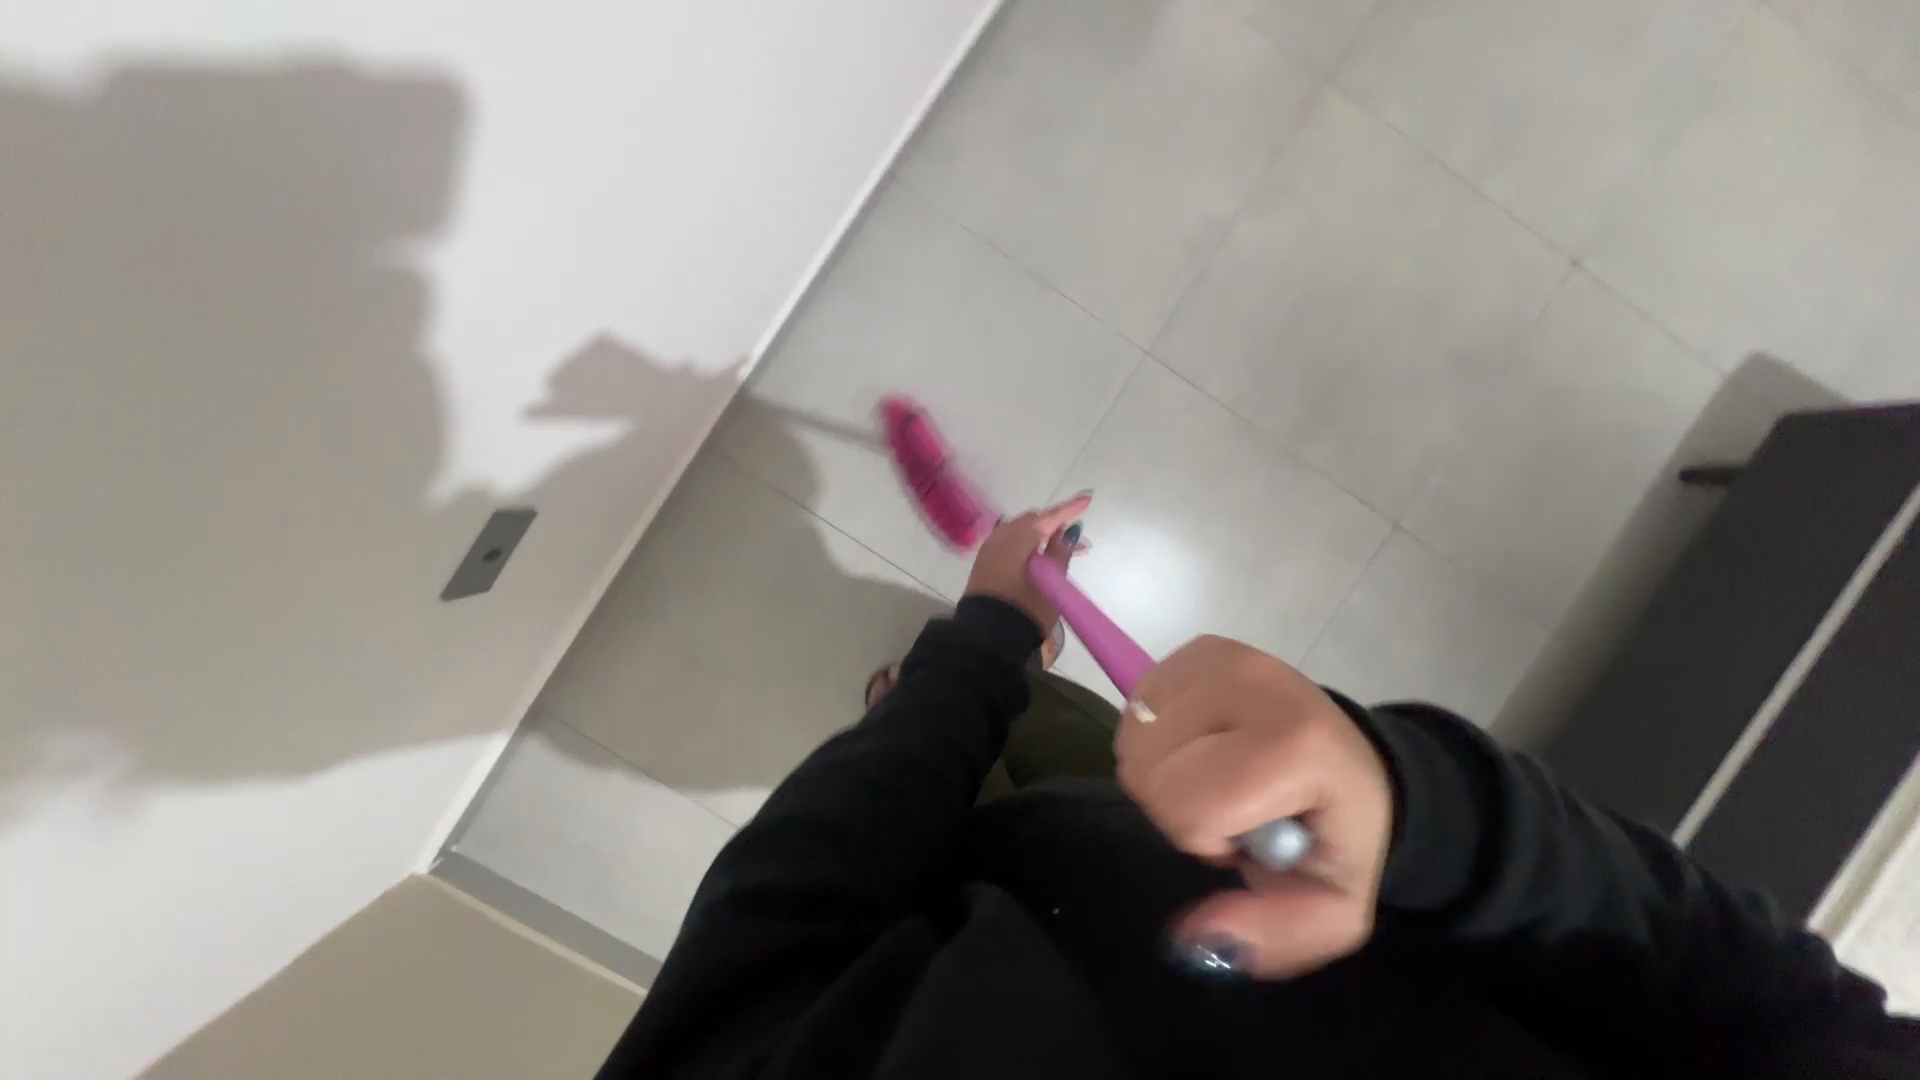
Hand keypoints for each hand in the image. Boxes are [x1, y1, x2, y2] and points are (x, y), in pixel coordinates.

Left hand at [961, 492, 1091, 633]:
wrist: (986, 639)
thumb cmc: (1025, 611)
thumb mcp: (1050, 584)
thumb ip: (1060, 554)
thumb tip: (1068, 532)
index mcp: (1017, 540)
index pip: (1048, 518)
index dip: (1069, 509)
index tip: (1088, 499)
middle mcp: (1000, 538)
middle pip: (1032, 522)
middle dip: (1054, 526)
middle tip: (1076, 541)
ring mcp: (989, 550)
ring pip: (1020, 533)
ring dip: (1041, 537)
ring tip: (1062, 551)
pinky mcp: (985, 563)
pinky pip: (1010, 544)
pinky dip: (1027, 546)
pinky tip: (1040, 558)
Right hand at [1116, 635, 1392, 978]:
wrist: (1351, 758)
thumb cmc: (1335, 831)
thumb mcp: (1329, 908)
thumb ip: (1269, 936)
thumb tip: (1189, 939)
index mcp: (1294, 744)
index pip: (1187, 801)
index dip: (1202, 836)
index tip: (1242, 836)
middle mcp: (1251, 681)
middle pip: (1146, 768)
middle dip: (1175, 805)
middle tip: (1225, 807)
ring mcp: (1218, 655)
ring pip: (1132, 735)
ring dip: (1162, 770)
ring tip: (1214, 774)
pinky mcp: (1196, 646)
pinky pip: (1135, 705)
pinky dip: (1158, 736)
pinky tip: (1200, 744)